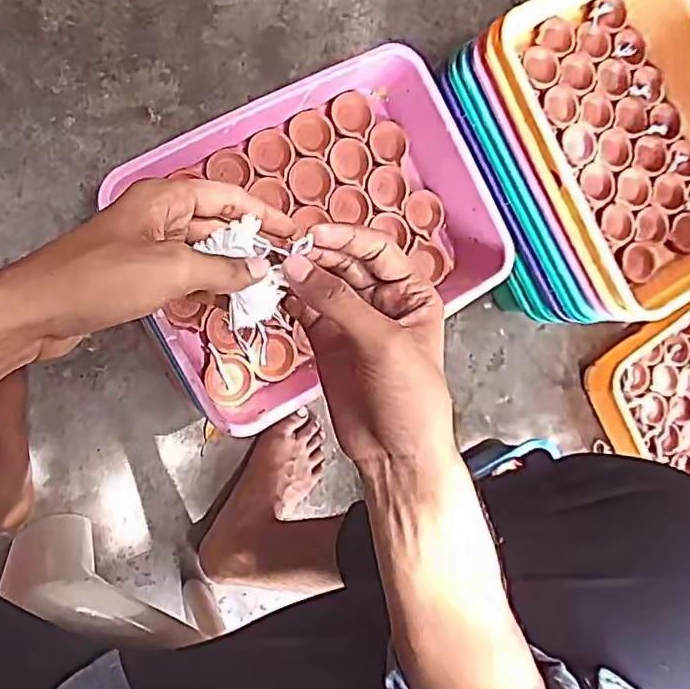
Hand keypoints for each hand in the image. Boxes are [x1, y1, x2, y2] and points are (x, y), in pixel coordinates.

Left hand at [0, 178, 295, 360]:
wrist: (40, 310)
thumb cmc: (100, 279)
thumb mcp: (170, 269)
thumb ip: (220, 268)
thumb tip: (258, 268)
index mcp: (164, 198)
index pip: (226, 196)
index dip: (262, 212)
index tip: (291, 231)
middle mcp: (155, 216)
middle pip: (213, 224)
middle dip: (247, 244)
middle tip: (281, 267)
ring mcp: (144, 247)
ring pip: (198, 253)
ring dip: (225, 269)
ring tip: (259, 290)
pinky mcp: (134, 275)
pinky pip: (179, 275)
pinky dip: (200, 287)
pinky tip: (220, 304)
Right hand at [279, 224, 453, 468]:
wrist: (396, 454)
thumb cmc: (414, 402)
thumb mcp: (383, 342)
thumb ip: (338, 301)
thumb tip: (298, 267)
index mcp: (410, 294)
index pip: (376, 250)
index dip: (345, 237)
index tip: (313, 233)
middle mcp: (380, 301)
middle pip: (343, 263)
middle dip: (316, 254)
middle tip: (287, 251)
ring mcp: (350, 320)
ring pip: (319, 284)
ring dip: (298, 274)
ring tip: (275, 268)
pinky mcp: (325, 339)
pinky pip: (303, 309)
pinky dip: (288, 298)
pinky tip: (275, 291)